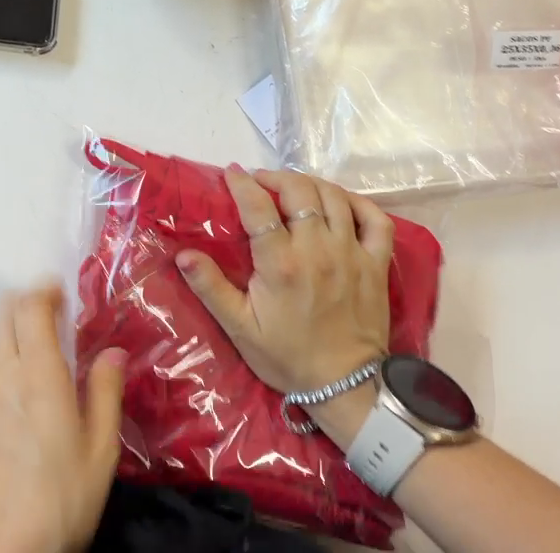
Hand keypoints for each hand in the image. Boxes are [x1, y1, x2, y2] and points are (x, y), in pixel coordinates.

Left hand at [0, 285, 126, 552]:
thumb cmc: (60, 498)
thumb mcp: (100, 450)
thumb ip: (106, 391)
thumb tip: (114, 351)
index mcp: (38, 373)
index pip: (30, 306)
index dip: (44, 290)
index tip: (62, 290)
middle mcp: (3, 373)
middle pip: (5, 314)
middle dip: (27, 302)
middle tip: (55, 312)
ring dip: (16, 331)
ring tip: (45, 351)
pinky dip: (6, 359)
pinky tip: (25, 390)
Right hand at [175, 167, 394, 397]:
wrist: (347, 387)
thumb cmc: (287, 356)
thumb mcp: (239, 327)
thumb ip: (210, 287)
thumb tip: (183, 254)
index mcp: (280, 263)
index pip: (258, 206)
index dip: (242, 183)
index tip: (231, 173)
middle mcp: (317, 249)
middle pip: (299, 191)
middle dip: (275, 177)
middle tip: (260, 182)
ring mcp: (352, 254)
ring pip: (334, 197)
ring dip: (310, 184)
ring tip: (293, 188)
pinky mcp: (376, 264)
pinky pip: (375, 219)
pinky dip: (357, 202)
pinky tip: (339, 202)